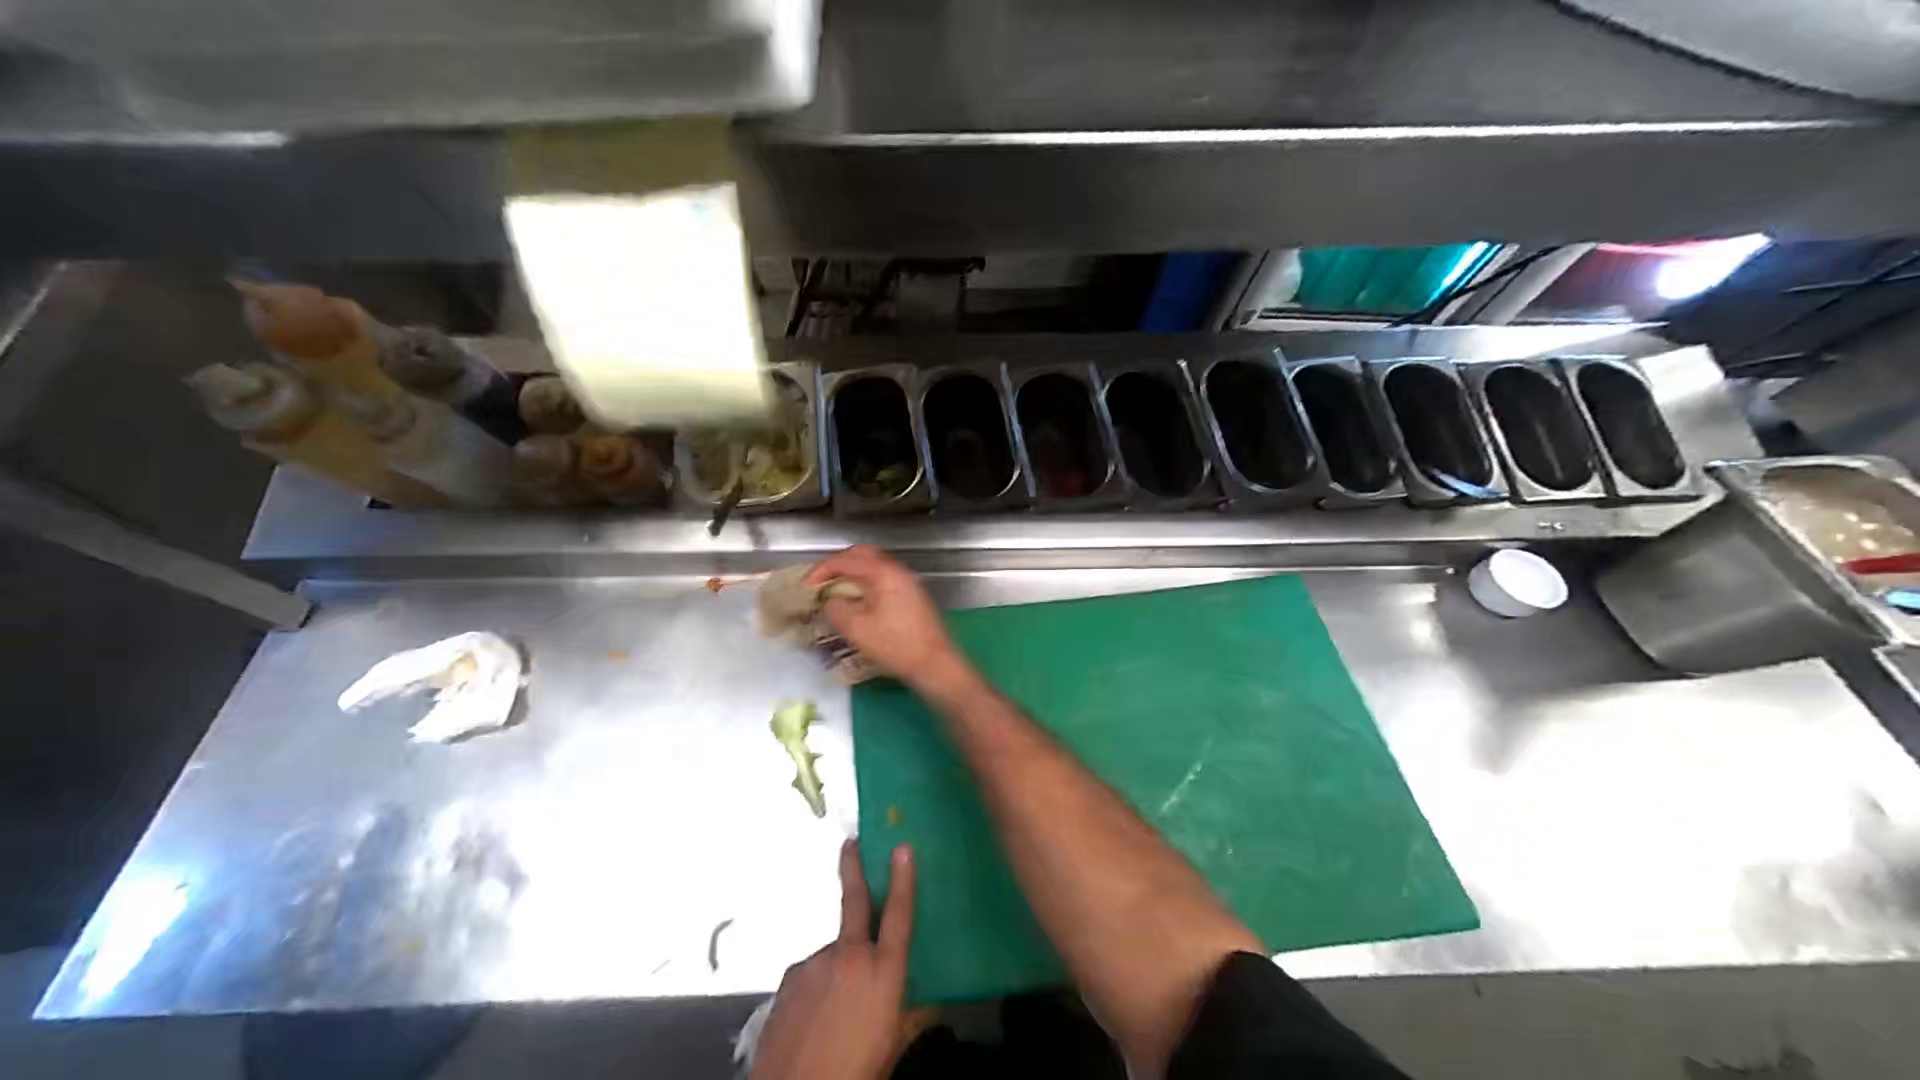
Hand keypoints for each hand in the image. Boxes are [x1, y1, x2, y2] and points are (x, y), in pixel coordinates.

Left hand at [752, 840, 920, 1079]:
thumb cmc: (857, 1070)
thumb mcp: (895, 1044)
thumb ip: (913, 1014)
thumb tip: (930, 999)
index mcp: (882, 971)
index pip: (898, 915)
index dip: (903, 879)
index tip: (902, 848)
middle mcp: (849, 956)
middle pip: (854, 901)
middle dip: (853, 868)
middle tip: (850, 843)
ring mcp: (815, 963)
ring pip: (834, 954)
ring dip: (839, 968)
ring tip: (837, 1010)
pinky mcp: (789, 978)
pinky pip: (812, 974)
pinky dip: (819, 986)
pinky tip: (816, 1017)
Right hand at [807, 546, 967, 690]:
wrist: (934, 664)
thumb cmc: (896, 646)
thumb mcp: (856, 629)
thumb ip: (835, 609)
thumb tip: (829, 602)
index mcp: (883, 573)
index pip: (845, 560)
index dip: (821, 570)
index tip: (806, 586)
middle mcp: (898, 571)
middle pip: (862, 554)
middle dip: (837, 564)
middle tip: (821, 581)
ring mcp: (908, 582)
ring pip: (875, 566)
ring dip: (853, 573)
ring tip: (836, 590)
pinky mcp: (913, 595)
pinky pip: (884, 578)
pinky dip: (866, 582)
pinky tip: (859, 601)